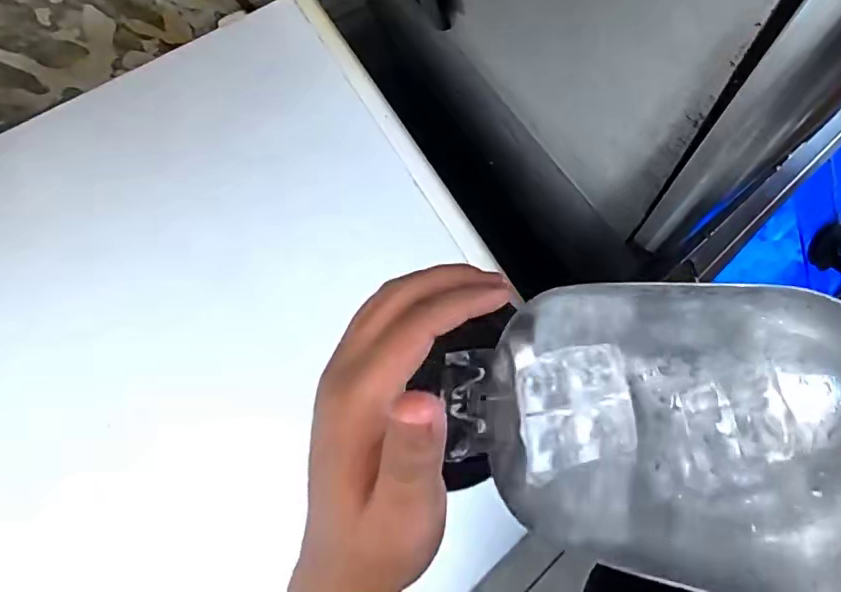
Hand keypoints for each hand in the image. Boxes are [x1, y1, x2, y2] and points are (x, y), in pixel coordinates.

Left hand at [289, 264, 513, 591]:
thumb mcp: (403, 513)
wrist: (340, 571)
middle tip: (495, 282)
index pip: (414, 323)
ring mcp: (339, 374)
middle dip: (448, 279)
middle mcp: (342, 373)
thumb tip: (421, 398)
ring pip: (384, 301)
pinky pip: (380, 316)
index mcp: (357, 397)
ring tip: (475, 286)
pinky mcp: (345, 381)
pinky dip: (416, 299)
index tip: (501, 294)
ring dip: (431, 283)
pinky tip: (441, 311)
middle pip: (395, 299)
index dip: (460, 299)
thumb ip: (411, 457)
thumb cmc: (378, 543)